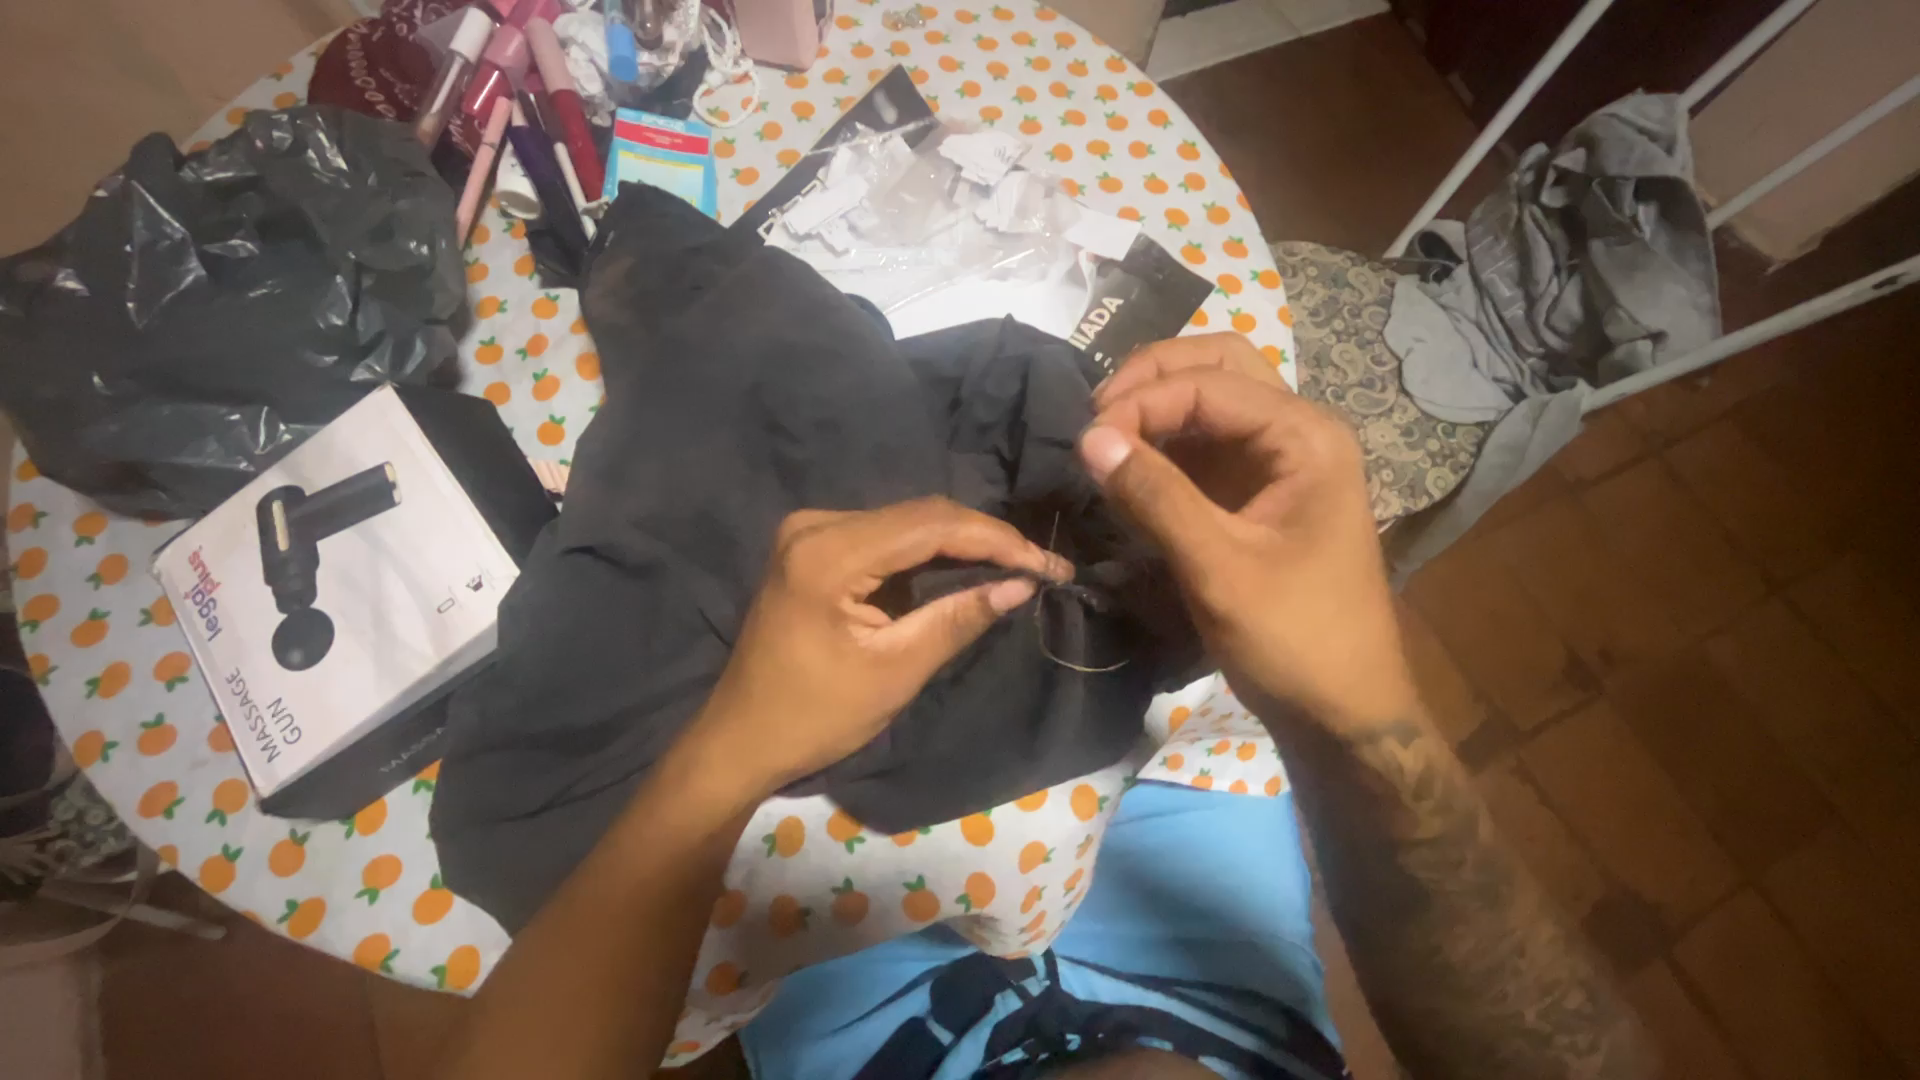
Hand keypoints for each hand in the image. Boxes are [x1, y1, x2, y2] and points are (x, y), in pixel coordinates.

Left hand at [683, 497, 1071, 798]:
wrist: (742, 737)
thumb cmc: (815, 716)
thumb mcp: (895, 671)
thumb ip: (958, 618)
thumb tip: (1022, 583)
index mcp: (828, 553)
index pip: (931, 524)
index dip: (997, 539)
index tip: (1048, 563)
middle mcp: (815, 525)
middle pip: (920, 515)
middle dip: (985, 539)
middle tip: (1040, 566)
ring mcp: (809, 531)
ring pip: (906, 521)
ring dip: (961, 543)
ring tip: (1017, 565)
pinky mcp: (812, 546)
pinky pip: (885, 537)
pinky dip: (928, 552)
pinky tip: (968, 566)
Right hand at [1078, 334, 1414, 729]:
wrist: (1341, 709)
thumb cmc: (1294, 639)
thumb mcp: (1219, 568)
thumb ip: (1156, 496)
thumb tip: (1089, 437)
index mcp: (1305, 438)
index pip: (1210, 383)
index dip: (1142, 401)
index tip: (1086, 442)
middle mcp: (1295, 434)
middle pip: (1218, 367)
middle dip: (1152, 380)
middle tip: (1096, 418)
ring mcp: (1275, 464)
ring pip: (1209, 402)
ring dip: (1155, 408)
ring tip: (1102, 439)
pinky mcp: (1254, 495)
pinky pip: (1202, 448)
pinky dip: (1161, 447)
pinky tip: (1127, 470)